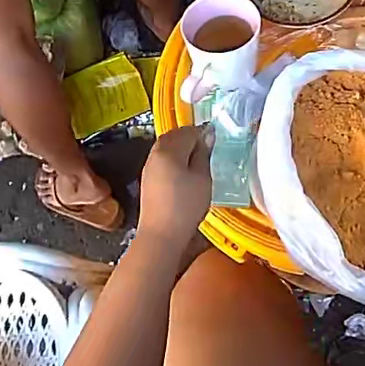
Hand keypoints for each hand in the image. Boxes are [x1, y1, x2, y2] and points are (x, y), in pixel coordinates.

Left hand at [137, 124, 212, 241]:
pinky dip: (174, 159)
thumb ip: (203, 154)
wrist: (161, 234)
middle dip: (191, 137)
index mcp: (169, 149)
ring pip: (167, 147)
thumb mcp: (203, 178)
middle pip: (174, 136)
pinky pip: (162, 159)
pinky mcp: (148, 179)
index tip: (216, 139)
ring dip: (182, 148)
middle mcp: (155, 153)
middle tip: (208, 146)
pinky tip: (185, 171)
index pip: (189, 131)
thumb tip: (206, 136)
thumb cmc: (186, 206)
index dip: (204, 132)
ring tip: (198, 159)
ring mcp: (149, 166)